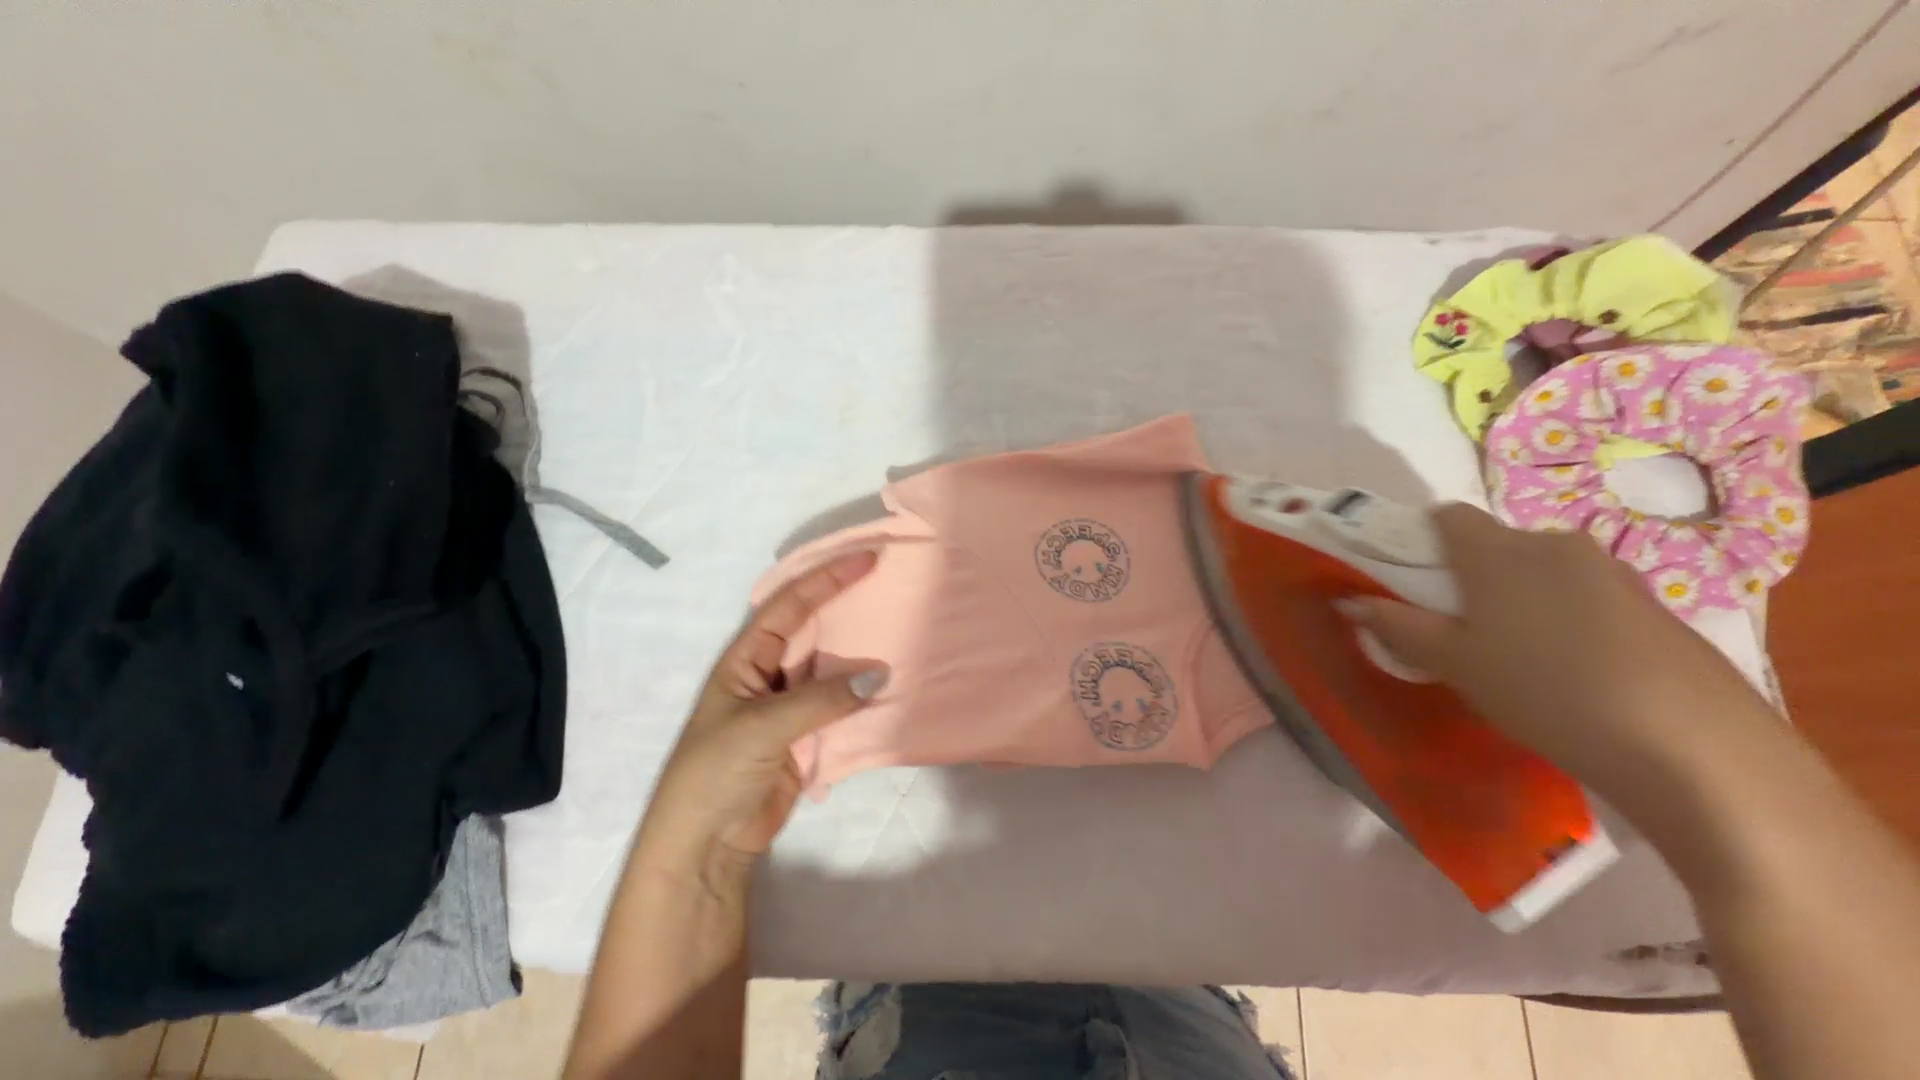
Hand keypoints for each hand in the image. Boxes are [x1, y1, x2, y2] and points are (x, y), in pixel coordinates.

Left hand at [634, 551, 886, 891]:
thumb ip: (821, 699)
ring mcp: (789, 707)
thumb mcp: (764, 726)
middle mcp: (768, 674)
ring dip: (861, 653)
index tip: (867, 558)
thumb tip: (878, 674)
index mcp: (745, 658)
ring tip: (902, 628)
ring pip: (831, 668)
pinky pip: (840, 707)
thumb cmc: (717, 771)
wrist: (705, 841)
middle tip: (892, 585)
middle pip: (813, 630)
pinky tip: (893, 686)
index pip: (790, 605)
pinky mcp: (805, 738)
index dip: (826, 578)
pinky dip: (864, 697)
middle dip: (848, 606)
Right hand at [1339, 504, 1769, 793]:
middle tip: (1460, 635)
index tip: (1415, 589)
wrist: (1688, 742)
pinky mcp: (1651, 603)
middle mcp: (1553, 544)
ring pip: (1542, 572)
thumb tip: (1352, 600)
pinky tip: (1572, 674)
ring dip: (1520, 601)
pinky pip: (1585, 597)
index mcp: (1498, 550)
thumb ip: (1399, 627)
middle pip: (1495, 545)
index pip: (1446, 517)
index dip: (1422, 543)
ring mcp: (1611, 571)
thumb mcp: (1455, 664)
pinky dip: (1564, 620)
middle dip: (1471, 579)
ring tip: (1518, 661)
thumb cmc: (1543, 691)